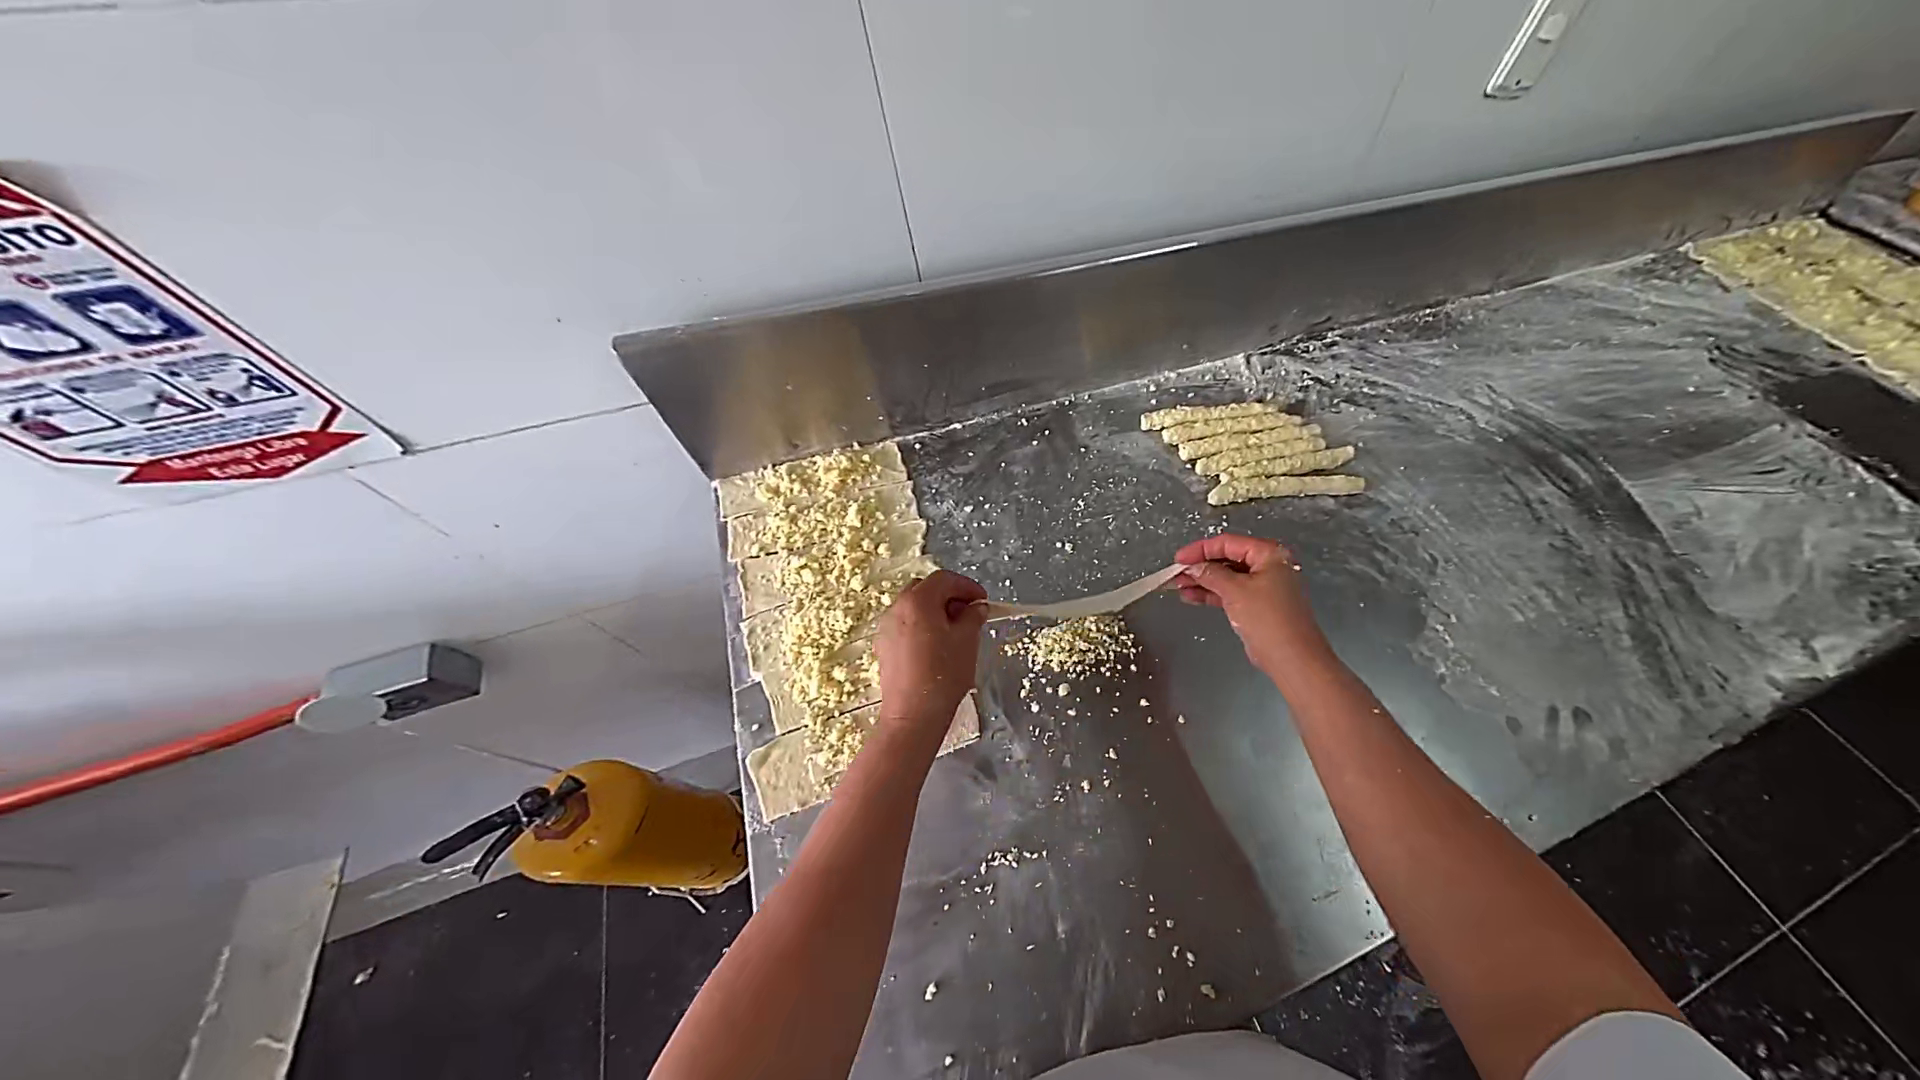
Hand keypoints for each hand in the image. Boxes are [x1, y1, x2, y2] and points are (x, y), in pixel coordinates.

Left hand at [875, 570, 987, 730]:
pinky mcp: (884, 647)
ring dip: (934, 611)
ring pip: (913, 607)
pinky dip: (921, 626)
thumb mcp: (967, 641)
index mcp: (917, 601)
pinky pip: (905, 626)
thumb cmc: (944, 675)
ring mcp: (886, 628)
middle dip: (948, 596)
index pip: (944, 579)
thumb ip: (973, 617)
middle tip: (968, 613)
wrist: (913, 715)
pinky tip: (936, 647)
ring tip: (954, 632)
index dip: (967, 586)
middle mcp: (896, 609)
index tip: (982, 601)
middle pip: (924, 589)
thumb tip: (976, 608)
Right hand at [1175, 533, 1331, 677]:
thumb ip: (1211, 574)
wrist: (1291, 658)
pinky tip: (1191, 596)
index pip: (1228, 543)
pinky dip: (1210, 594)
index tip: (1179, 558)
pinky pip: (1229, 593)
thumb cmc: (1269, 619)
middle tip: (1176, 572)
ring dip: (1202, 580)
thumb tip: (1193, 566)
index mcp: (1269, 555)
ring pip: (1226, 577)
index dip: (1200, 549)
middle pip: (1227, 559)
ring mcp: (1262, 587)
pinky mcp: (1256, 605)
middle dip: (1200, 566)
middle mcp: (1268, 567)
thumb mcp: (1235, 590)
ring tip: (1178, 585)